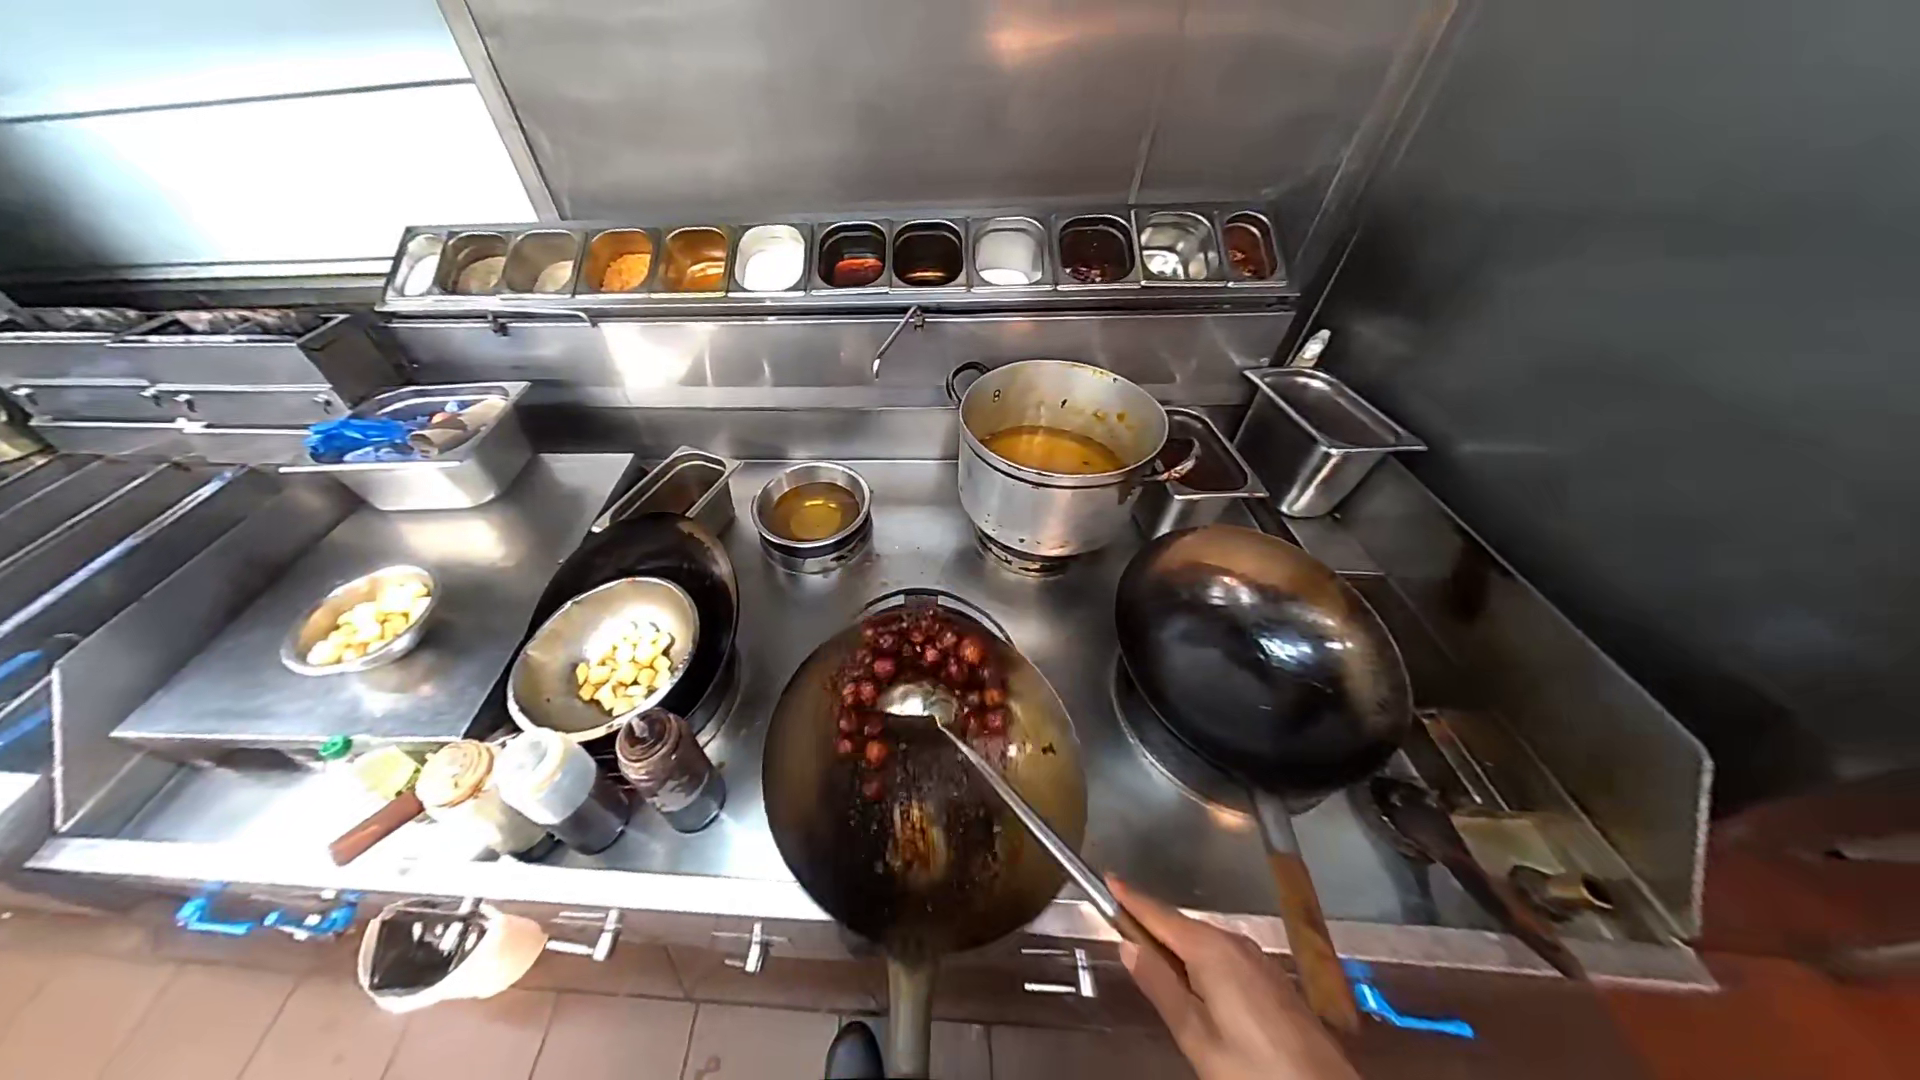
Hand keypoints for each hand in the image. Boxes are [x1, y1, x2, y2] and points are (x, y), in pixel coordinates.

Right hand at [1109, 875, 1359, 1079]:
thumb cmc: (1255, 1070)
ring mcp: (1256, 958)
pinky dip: (1197, 956)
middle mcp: (1234, 942)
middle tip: (1119, 926)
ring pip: (1201, 939)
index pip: (1159, 914)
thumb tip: (1127, 945)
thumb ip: (1160, 987)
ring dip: (1173, 942)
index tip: (1108, 878)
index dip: (1131, 897)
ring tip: (1148, 955)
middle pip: (1180, 924)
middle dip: (1149, 922)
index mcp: (1210, 950)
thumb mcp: (1197, 1037)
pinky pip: (1221, 953)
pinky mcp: (1270, 978)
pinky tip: (1191, 978)